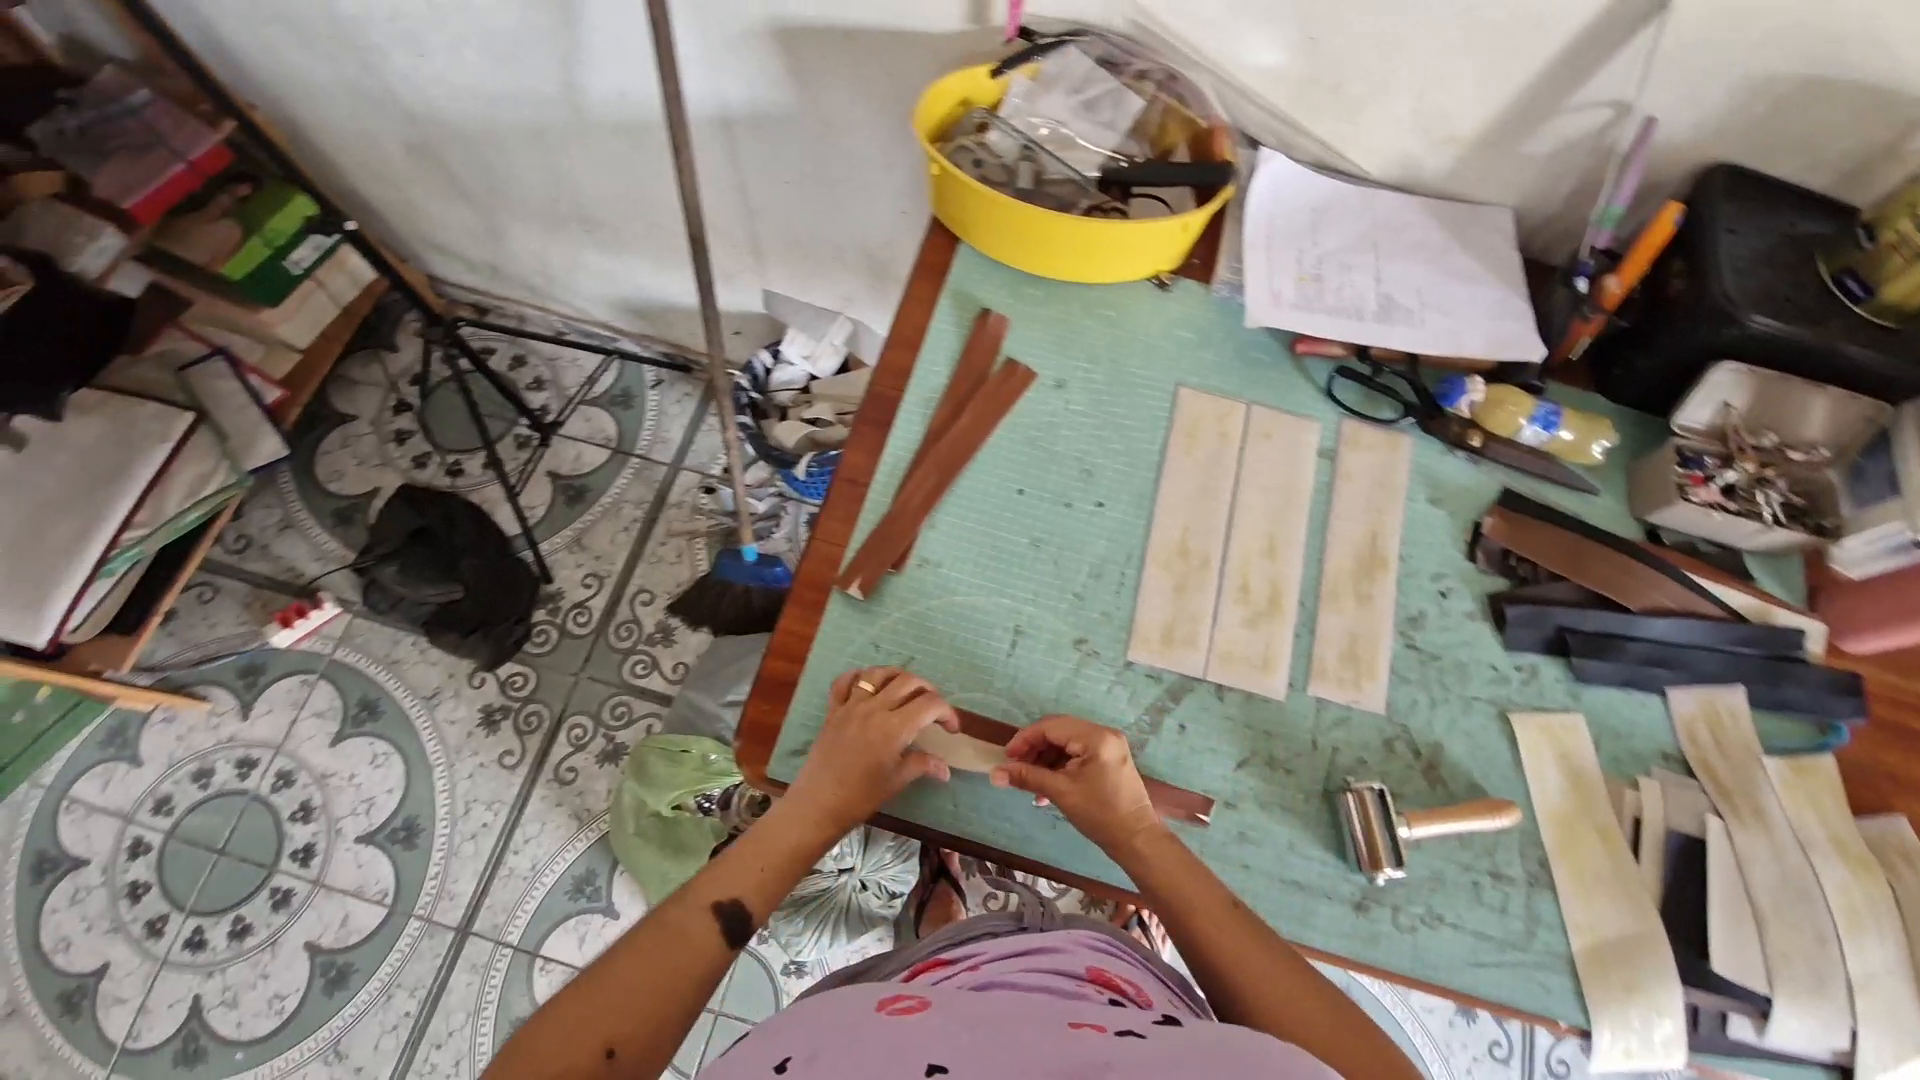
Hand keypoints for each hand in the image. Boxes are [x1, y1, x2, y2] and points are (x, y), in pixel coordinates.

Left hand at [782, 667, 958, 837]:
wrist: (819, 803)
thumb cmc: (861, 796)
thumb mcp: (897, 780)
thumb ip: (923, 765)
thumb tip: (945, 770)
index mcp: (894, 727)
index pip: (930, 704)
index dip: (947, 712)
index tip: (951, 729)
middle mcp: (874, 708)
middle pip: (908, 681)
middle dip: (928, 690)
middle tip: (933, 708)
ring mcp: (851, 706)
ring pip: (878, 674)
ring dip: (897, 676)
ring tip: (905, 689)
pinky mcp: (833, 710)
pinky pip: (844, 681)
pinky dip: (858, 677)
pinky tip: (867, 686)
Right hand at [989, 715, 1165, 853]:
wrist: (1137, 839)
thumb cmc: (1100, 814)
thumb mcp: (1060, 792)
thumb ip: (1027, 777)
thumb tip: (994, 773)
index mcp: (1095, 737)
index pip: (1051, 726)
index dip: (1025, 739)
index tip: (1006, 757)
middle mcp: (1103, 734)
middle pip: (1058, 732)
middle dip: (1034, 750)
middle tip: (1016, 768)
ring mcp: (1108, 746)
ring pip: (1066, 744)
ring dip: (1045, 760)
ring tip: (1029, 782)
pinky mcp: (1109, 759)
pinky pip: (1077, 755)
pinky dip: (1059, 767)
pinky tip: (1046, 789)